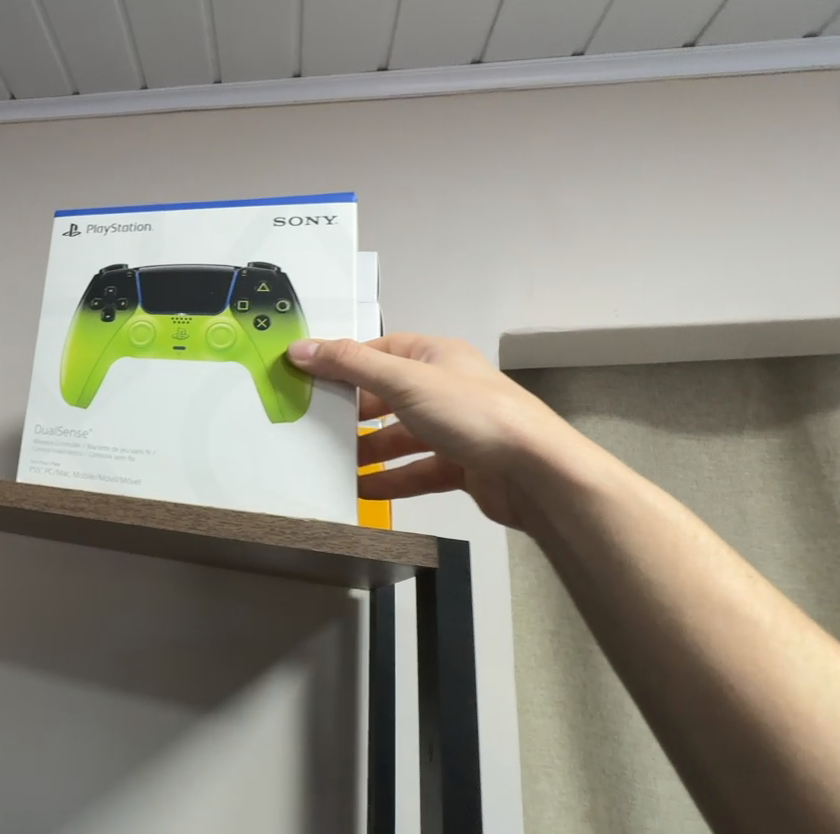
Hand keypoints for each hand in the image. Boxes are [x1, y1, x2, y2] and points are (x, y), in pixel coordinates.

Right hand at [286, 333, 591, 528]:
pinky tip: (361, 490)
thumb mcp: (403, 380)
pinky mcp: (462, 466)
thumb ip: (349, 364)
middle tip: (312, 424)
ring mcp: (455, 428)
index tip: (305, 378)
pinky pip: (415, 470)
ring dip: (367, 450)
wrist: (541, 475)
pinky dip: (389, 479)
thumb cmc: (473, 414)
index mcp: (435, 356)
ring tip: (332, 463)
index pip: (377, 351)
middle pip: (385, 395)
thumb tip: (298, 348)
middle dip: (351, 412)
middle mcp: (445, 388)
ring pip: (398, 436)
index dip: (341, 363)